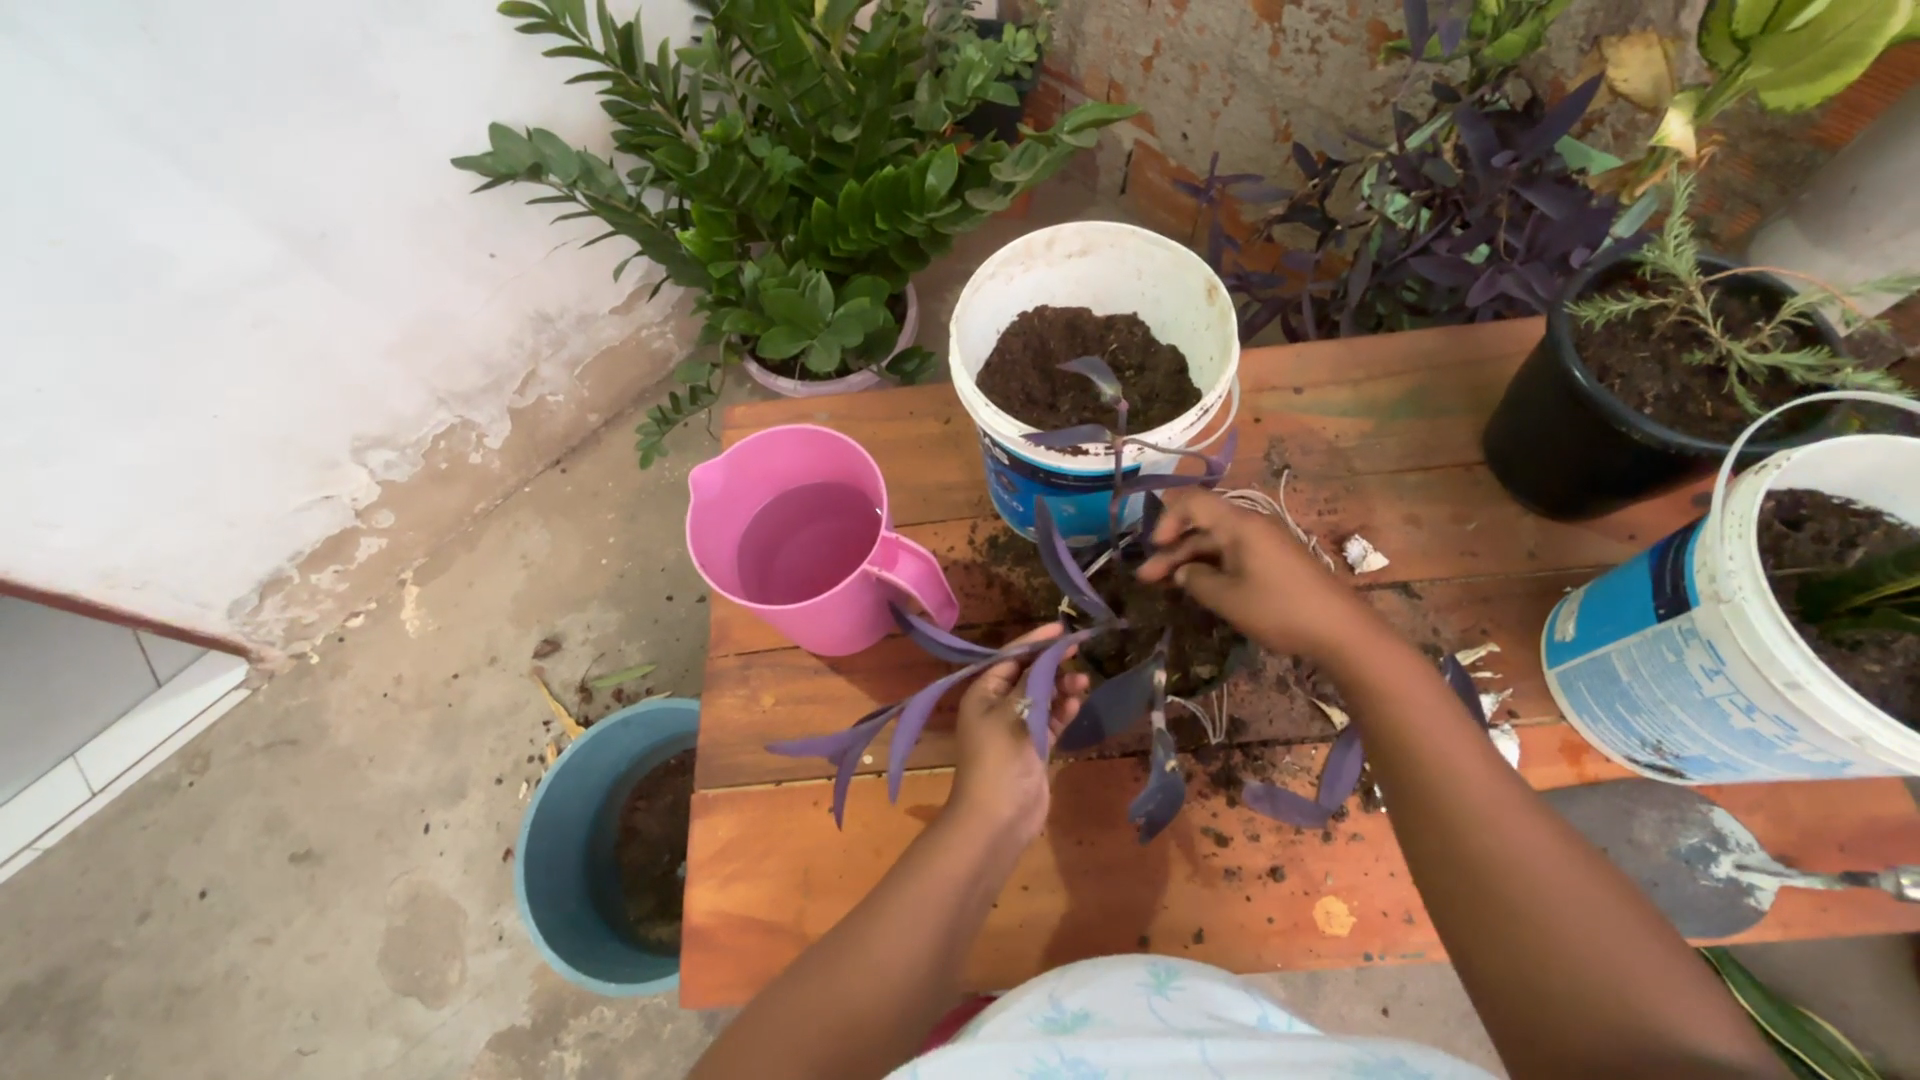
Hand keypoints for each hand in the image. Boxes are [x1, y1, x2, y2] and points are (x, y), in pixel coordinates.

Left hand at [948, 623, 1089, 843]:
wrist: (997, 818)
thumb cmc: (998, 760)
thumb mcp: (1013, 714)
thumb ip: (1032, 681)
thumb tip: (1048, 653)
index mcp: (982, 694)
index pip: (1010, 657)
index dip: (1035, 641)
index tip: (1062, 629)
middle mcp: (996, 706)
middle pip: (1027, 674)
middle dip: (1051, 664)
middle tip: (1078, 651)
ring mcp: (1015, 728)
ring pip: (1041, 697)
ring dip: (1061, 688)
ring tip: (1083, 682)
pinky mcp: (1032, 747)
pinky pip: (1050, 720)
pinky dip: (1062, 711)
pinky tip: (1077, 703)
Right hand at [1136, 489, 1374, 660]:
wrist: (1340, 630)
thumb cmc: (1279, 609)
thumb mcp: (1227, 598)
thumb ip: (1196, 580)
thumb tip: (1184, 571)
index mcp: (1239, 524)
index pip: (1192, 501)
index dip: (1167, 519)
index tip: (1154, 548)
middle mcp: (1251, 525)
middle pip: (1201, 526)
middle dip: (1171, 550)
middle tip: (1145, 579)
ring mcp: (1264, 543)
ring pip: (1215, 543)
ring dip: (1188, 561)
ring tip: (1165, 586)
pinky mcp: (1273, 561)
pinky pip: (1233, 554)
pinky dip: (1210, 567)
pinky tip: (1197, 587)